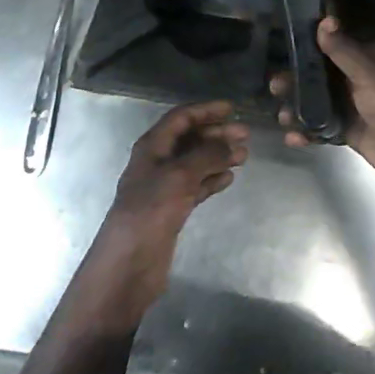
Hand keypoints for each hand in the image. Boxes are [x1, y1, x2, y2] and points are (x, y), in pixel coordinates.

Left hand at [95, 100, 248, 302]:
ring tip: (244, 155)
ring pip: (196, 162)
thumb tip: (232, 143)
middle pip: (191, 139)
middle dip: (217, 134)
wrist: (128, 264)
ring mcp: (165, 186)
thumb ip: (207, 156)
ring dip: (218, 156)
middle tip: (245, 135)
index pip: (181, 118)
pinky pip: (196, 186)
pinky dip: (212, 179)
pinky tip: (229, 178)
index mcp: (153, 146)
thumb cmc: (150, 210)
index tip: (232, 110)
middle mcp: (158, 161)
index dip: (205, 110)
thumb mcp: (179, 176)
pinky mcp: (172, 209)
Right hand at [271, 18, 374, 179]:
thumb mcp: (368, 73)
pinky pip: (319, 128)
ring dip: (296, 106)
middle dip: (295, 80)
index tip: (283, 44)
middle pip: (317, 75)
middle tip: (275, 84)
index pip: (331, 46)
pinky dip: (305, 132)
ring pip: (315, 102)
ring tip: (281, 114)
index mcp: (363, 60)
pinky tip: (292, 136)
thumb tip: (323, 21)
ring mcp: (347, 106)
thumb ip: (343, 50)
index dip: (308, 45)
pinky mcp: (344, 131)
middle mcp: (352, 80)